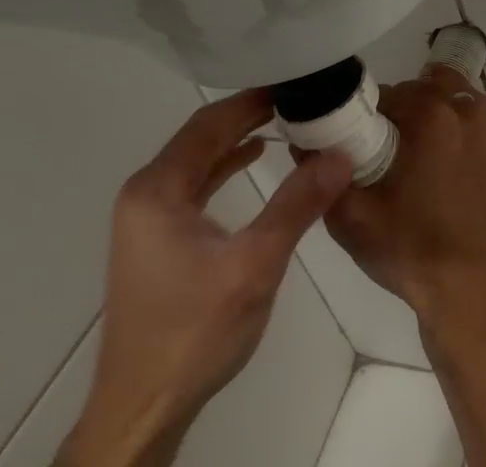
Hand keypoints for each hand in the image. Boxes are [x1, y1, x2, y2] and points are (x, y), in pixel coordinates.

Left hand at [59, 90, 350, 466]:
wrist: (144, 403)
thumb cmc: (195, 331)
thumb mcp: (254, 265)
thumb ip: (296, 206)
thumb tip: (341, 156)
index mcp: (157, 189)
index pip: (209, 124)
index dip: (253, 99)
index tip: (297, 82)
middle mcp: (145, 193)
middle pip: (201, 136)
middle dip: (248, 114)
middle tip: (300, 96)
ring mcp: (146, 217)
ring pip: (198, 160)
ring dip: (238, 139)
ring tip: (287, 120)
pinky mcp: (156, 239)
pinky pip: (194, 186)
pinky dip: (225, 168)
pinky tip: (255, 161)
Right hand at [311, 64, 485, 320]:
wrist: (468, 286)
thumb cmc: (408, 247)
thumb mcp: (348, 212)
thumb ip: (319, 167)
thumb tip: (303, 138)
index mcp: (430, 114)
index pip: (383, 92)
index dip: (362, 117)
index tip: (354, 146)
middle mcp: (465, 108)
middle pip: (417, 90)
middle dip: (395, 113)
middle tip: (378, 155)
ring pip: (445, 98)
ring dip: (423, 116)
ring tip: (406, 160)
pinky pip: (465, 120)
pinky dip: (447, 130)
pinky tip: (433, 169)